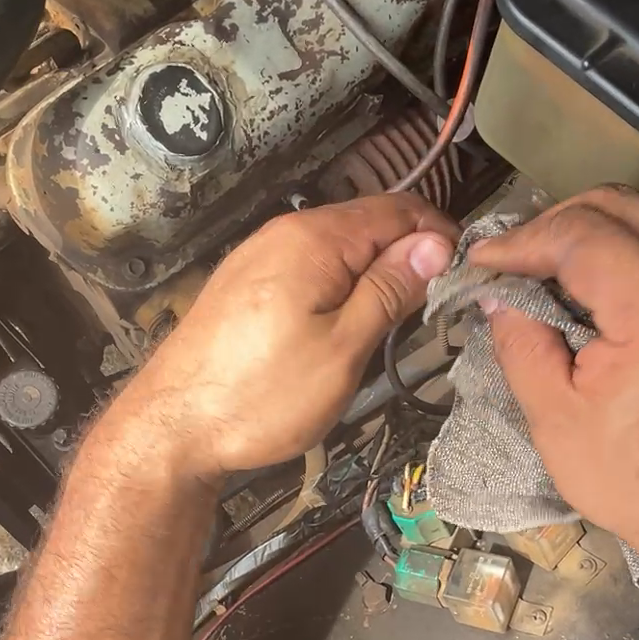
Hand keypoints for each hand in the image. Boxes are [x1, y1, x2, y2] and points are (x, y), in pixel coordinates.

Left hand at [98, 194, 457, 484]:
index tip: (465, 274)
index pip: (398, 210)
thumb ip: (388, 290)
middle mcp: (283, 233)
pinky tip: (344, 321)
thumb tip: (435, 245)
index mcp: (314, 239)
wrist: (173, 429)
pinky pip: (307, 268)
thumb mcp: (341, 348)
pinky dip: (339, 285)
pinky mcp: (244, 286)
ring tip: (396, 318)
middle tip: (435, 304)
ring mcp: (258, 258)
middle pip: (366, 224)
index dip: (439, 235)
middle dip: (408, 254)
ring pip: (337, 249)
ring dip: (373, 272)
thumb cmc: (262, 396)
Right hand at [471, 188, 638, 562]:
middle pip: (618, 206)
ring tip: (539, 271)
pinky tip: (588, 284)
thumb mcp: (556, 420)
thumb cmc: (636, 480)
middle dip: (551, 226)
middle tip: (506, 262)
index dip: (522, 242)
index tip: (480, 263)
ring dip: (586, 234)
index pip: (583, 235)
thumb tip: (498, 295)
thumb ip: (522, 343)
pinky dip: (622, 250)